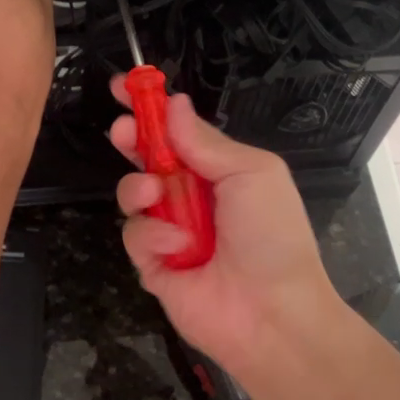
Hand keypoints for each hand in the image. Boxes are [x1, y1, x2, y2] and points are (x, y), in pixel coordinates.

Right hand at [109, 80, 338, 372]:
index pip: (175, 130)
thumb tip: (174, 102)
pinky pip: (134, 236)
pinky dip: (152, 235)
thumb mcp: (251, 173)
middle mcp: (189, 195)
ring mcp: (169, 229)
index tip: (124, 85)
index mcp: (215, 169)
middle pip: (145, 155)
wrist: (275, 314)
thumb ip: (206, 140)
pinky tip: (178, 246)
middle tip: (124, 131)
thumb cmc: (272, 235)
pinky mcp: (153, 264)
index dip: (149, 107)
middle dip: (130, 137)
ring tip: (155, 194)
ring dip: (138, 186)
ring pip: (131, 192)